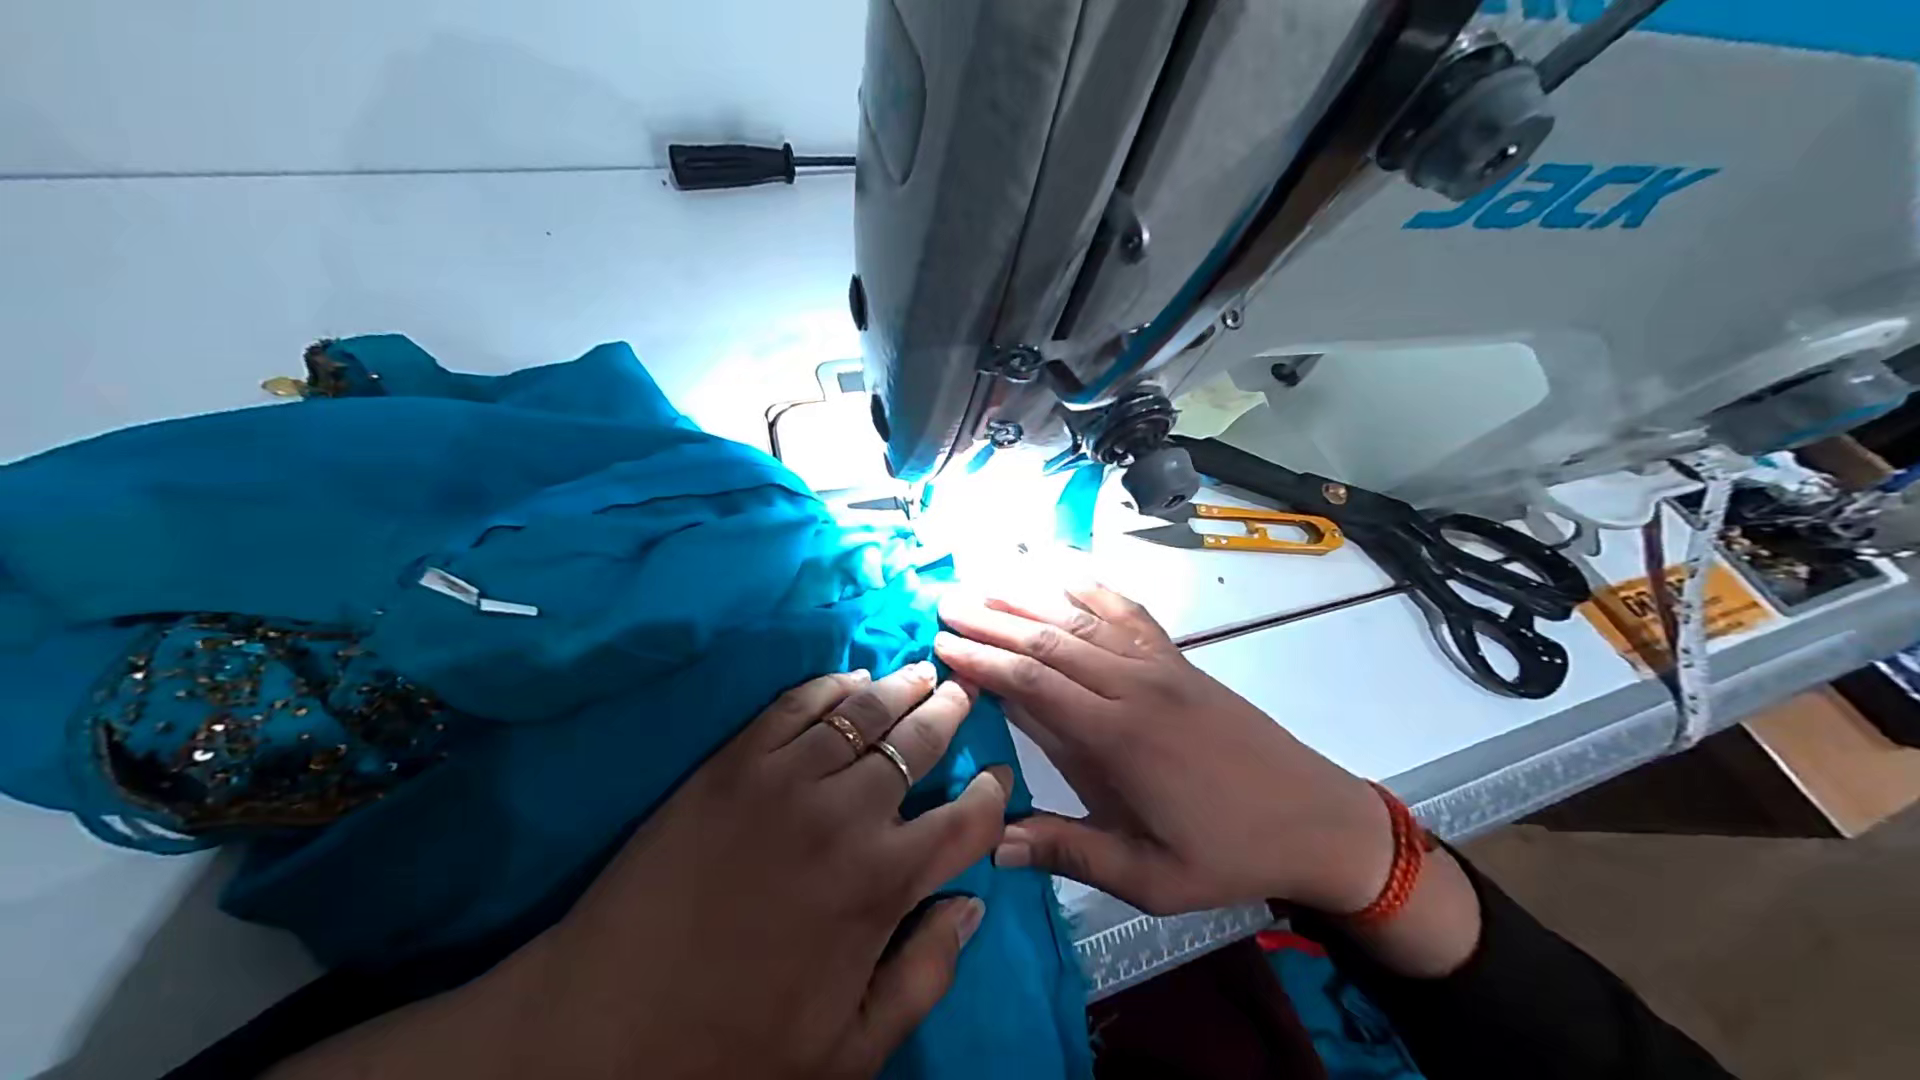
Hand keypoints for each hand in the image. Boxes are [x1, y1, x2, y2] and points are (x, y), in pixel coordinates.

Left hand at [273, 665, 1010, 1079]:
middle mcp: (845, 815)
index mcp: (882, 884)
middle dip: (951, 711)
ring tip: (921, 671)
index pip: (967, 819)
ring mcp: (786, 780)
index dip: (992, 793)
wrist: (605, 1025)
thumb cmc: (735, 1043)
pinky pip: (796, 705)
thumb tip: (973, 905)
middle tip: (965, 689)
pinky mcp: (734, 762)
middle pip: (919, 742)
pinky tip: (849, 679)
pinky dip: (831, 686)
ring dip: (900, 687)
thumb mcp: (851, 1047)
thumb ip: (926, 974)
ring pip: (864, 712)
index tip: (997, 776)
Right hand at [934, 583, 1390, 916]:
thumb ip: (1071, 853)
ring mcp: (1159, 666)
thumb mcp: (1150, 877)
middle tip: (946, 604)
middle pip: (1049, 641)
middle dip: (992, 620)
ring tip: (986, 582)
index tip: (942, 645)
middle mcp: (1134, 687)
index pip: (1034, 684)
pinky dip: (1093, 588)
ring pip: (1082, 620)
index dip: (984, 661)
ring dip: (1030, 598)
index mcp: (1119, 738)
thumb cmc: (1228, 853)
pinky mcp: (1180, 659)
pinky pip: (1129, 612)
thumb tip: (993, 845)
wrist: (1317, 818)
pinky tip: (1066, 572)